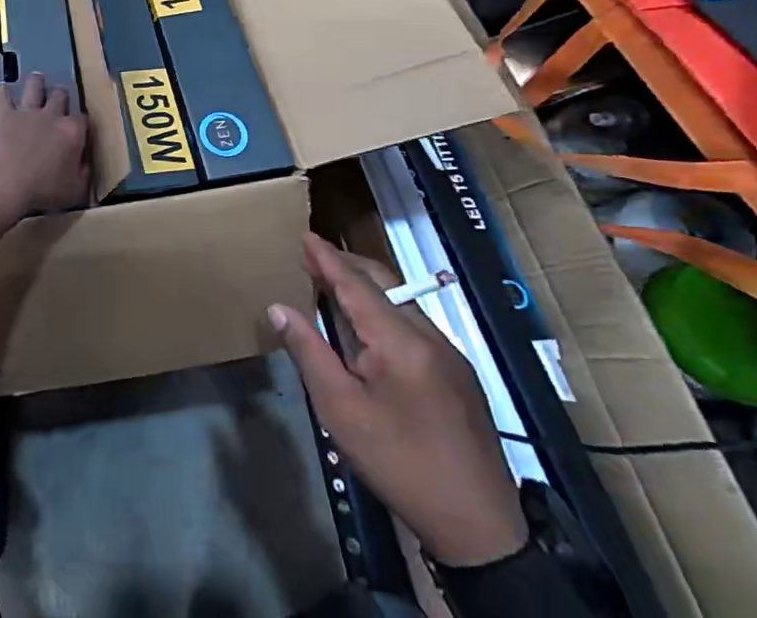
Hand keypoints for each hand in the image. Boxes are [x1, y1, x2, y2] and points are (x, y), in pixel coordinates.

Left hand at [0, 72, 88, 215]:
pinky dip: (4, 93)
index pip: (83, 119)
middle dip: (61, 95)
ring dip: (36, 83)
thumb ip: (84, 174)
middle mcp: (52, 115)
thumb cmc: (43, 190)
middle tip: (59, 97)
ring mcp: (27, 111)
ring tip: (37, 80)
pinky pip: (3, 95)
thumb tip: (87, 164)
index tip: (78, 128)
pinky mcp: (3, 113)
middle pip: (60, 95)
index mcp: (72, 132)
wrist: (6, 183)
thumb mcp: (75, 189)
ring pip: (35, 86)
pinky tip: (3, 91)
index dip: (81, 123)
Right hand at [270, 233, 528, 567]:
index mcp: (399, 340)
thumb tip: (279, 308)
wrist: (477, 521)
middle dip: (348, 266)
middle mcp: (429, 335)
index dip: (328, 259)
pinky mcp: (459, 373)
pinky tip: (370, 332)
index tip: (306, 235)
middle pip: (385, 284)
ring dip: (367, 289)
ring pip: (402, 304)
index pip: (356, 284)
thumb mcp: (340, 410)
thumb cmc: (398, 461)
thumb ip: (310, 353)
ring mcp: (450, 354)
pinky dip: (385, 313)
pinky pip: (415, 326)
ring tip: (334, 288)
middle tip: (314, 257)